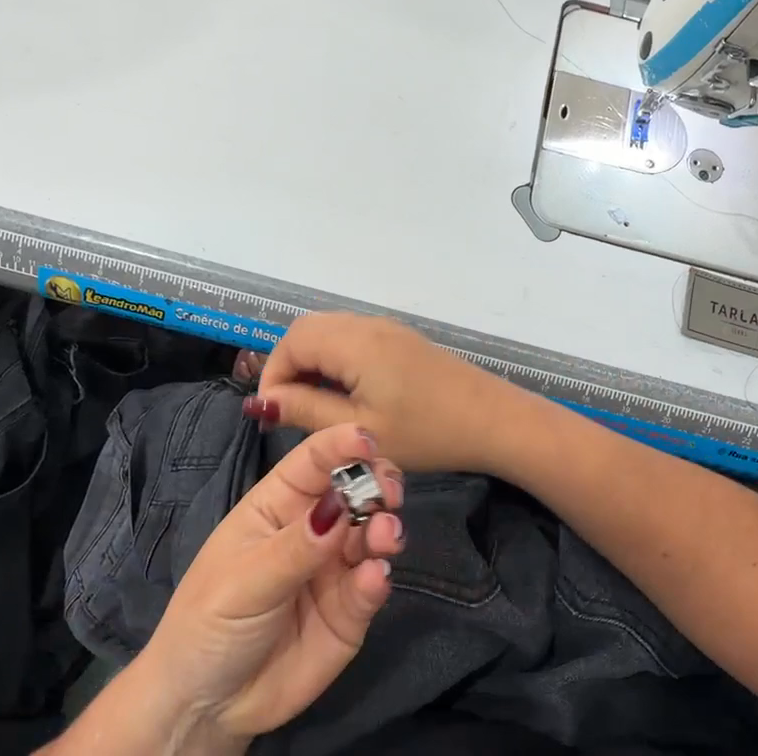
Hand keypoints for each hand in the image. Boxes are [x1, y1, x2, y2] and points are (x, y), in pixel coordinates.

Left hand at [125, 423, 406, 750]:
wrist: (208, 706)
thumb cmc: (209, 623)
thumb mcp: (244, 581)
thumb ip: (295, 547)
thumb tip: (340, 506)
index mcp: (278, 504)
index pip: (314, 462)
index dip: (341, 444)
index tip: (367, 440)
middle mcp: (314, 528)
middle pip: (355, 490)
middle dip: (377, 482)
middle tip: (390, 493)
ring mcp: (335, 568)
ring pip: (372, 534)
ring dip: (385, 528)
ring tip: (386, 535)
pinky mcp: (351, 611)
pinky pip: (372, 585)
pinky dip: (379, 577)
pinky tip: (374, 578)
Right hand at [253, 313, 536, 473]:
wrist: (493, 421)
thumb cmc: (427, 432)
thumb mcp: (359, 430)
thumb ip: (306, 411)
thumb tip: (263, 402)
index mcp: (354, 342)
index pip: (292, 341)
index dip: (272, 373)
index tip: (270, 414)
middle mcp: (368, 325)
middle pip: (308, 330)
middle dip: (288, 365)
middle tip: (286, 409)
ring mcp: (387, 329)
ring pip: (330, 332)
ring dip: (311, 363)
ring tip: (310, 406)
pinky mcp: (401, 340)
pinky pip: (352, 339)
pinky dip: (334, 360)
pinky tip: (343, 395)